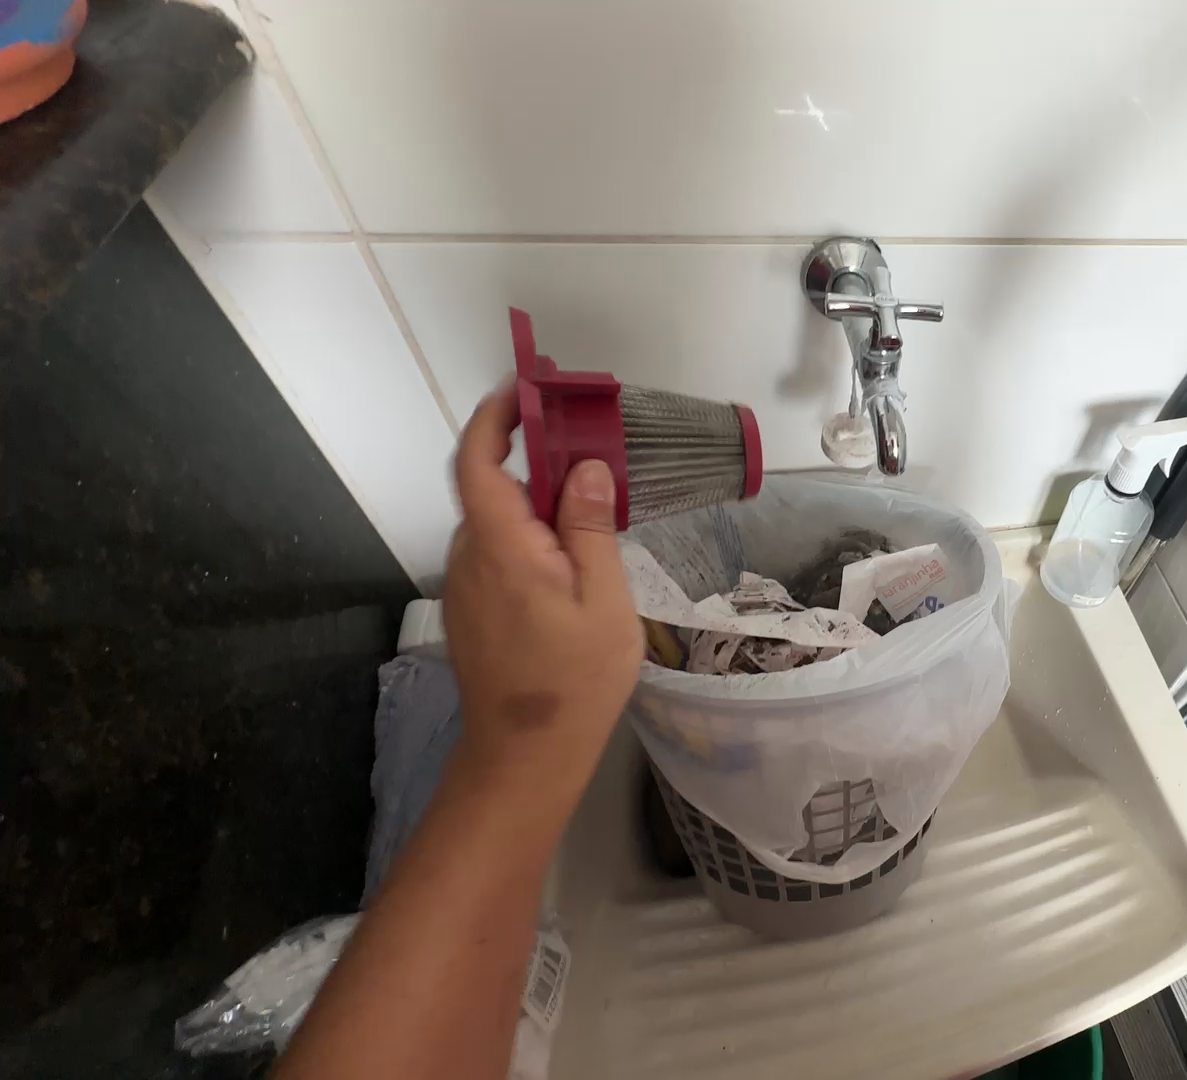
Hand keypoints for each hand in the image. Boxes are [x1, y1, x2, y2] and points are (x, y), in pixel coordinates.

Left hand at [442, 387, 641, 789]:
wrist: (528, 752)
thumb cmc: (576, 675)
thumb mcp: (603, 597)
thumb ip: (591, 527)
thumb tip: (589, 467)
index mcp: (502, 548)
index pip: (481, 464)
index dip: (496, 419)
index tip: (528, 388)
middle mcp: (471, 558)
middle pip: (494, 489)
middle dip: (537, 458)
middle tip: (594, 449)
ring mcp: (468, 586)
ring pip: (501, 523)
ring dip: (541, 501)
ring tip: (598, 505)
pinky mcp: (477, 608)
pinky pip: (502, 551)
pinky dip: (534, 533)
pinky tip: (576, 556)